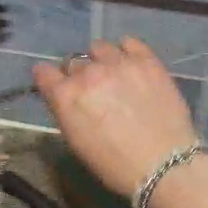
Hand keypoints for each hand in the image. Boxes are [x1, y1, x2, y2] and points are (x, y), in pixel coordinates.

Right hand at [35, 38, 201, 196]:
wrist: (164, 165)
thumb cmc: (114, 165)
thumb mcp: (76, 143)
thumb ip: (66, 111)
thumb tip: (66, 98)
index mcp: (66, 96)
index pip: (44, 72)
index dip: (47, 78)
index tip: (54, 83)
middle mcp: (88, 73)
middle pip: (74, 63)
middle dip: (78, 75)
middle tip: (92, 91)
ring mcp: (118, 64)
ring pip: (99, 48)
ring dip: (100, 60)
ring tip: (112, 74)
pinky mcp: (146, 61)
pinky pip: (129, 43)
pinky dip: (125, 51)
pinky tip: (130, 63)